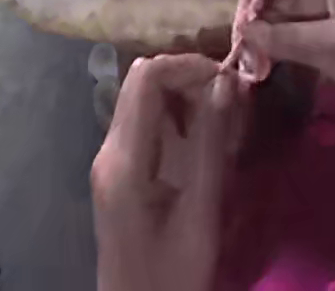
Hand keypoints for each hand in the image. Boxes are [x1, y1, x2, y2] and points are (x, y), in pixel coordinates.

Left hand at [92, 55, 244, 290]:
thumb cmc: (174, 278)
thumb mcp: (201, 213)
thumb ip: (211, 142)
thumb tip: (226, 81)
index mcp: (124, 160)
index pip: (147, 77)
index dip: (188, 65)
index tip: (225, 80)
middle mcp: (109, 150)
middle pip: (141, 77)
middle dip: (186, 73)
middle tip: (226, 93)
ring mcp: (109, 158)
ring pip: (141, 93)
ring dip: (181, 89)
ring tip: (219, 110)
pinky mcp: (116, 168)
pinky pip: (143, 116)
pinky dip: (173, 109)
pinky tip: (199, 132)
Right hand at [239, 0, 334, 133]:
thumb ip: (290, 37)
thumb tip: (241, 31)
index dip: (249, 0)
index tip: (238, 37)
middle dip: (250, 22)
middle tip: (237, 61)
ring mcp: (323, 21)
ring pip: (277, 21)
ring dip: (259, 40)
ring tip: (244, 69)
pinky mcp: (327, 48)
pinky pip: (290, 42)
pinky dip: (273, 54)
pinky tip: (261, 73)